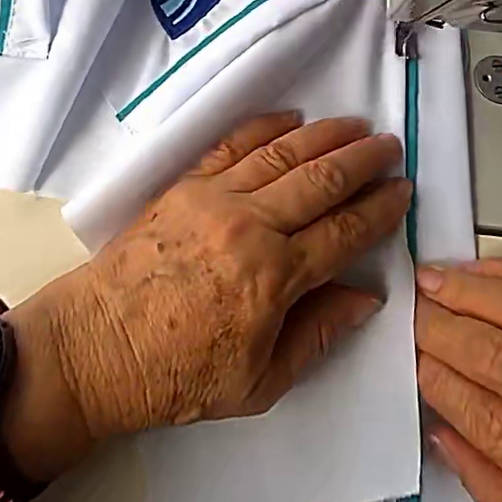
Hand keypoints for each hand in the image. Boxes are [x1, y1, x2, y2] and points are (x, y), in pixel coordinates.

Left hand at [5, 112, 410, 478]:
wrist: (99, 343)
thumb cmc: (177, 373)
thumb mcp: (260, 383)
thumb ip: (317, 335)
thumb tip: (364, 296)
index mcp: (274, 278)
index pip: (344, 233)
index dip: (380, 210)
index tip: (402, 192)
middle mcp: (249, 226)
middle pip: (320, 181)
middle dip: (362, 160)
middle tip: (389, 147)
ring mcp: (212, 199)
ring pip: (280, 155)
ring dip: (322, 136)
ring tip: (354, 125)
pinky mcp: (182, 187)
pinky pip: (229, 146)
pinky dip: (262, 128)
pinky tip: (288, 119)